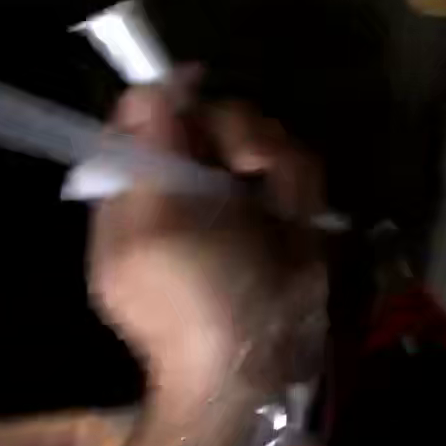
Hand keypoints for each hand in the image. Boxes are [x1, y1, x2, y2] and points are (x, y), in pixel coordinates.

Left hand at [86, 84, 326, 410]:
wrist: (258, 359)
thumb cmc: (192, 304)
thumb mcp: (151, 236)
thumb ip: (146, 159)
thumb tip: (149, 87)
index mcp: (143, 184)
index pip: (152, 113)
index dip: (176, 95)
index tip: (203, 86)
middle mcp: (191, 178)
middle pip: (217, 113)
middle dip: (239, 131)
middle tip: (249, 165)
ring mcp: (241, 190)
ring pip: (265, 132)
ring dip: (278, 161)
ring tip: (281, 204)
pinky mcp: (285, 200)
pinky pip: (299, 162)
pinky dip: (302, 183)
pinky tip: (299, 215)